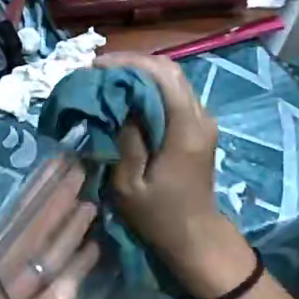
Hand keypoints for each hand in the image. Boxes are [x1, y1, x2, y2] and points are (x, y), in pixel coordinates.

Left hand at [0, 162, 100, 298]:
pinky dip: (57, 257)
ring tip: (84, 192)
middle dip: (54, 200)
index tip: (70, 173)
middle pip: (27, 232)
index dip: (49, 204)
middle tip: (80, 166)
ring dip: (58, 221)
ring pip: (33, 249)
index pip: (21, 236)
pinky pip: (35, 275)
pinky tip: (80, 242)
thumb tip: (72, 281)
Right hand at [96, 53, 255, 298]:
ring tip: (107, 79)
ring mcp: (203, 121)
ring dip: (140, 73)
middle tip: (98, 70)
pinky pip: (174, 93)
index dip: (129, 63)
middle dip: (132, 63)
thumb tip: (119, 105)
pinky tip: (125, 95)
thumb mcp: (128, 184)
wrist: (194, 235)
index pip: (162, 77)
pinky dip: (149, 87)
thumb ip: (126, 140)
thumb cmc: (157, 214)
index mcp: (185, 130)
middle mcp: (200, 118)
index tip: (96, 67)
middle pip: (170, 71)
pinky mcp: (198, 127)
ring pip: (173, 79)